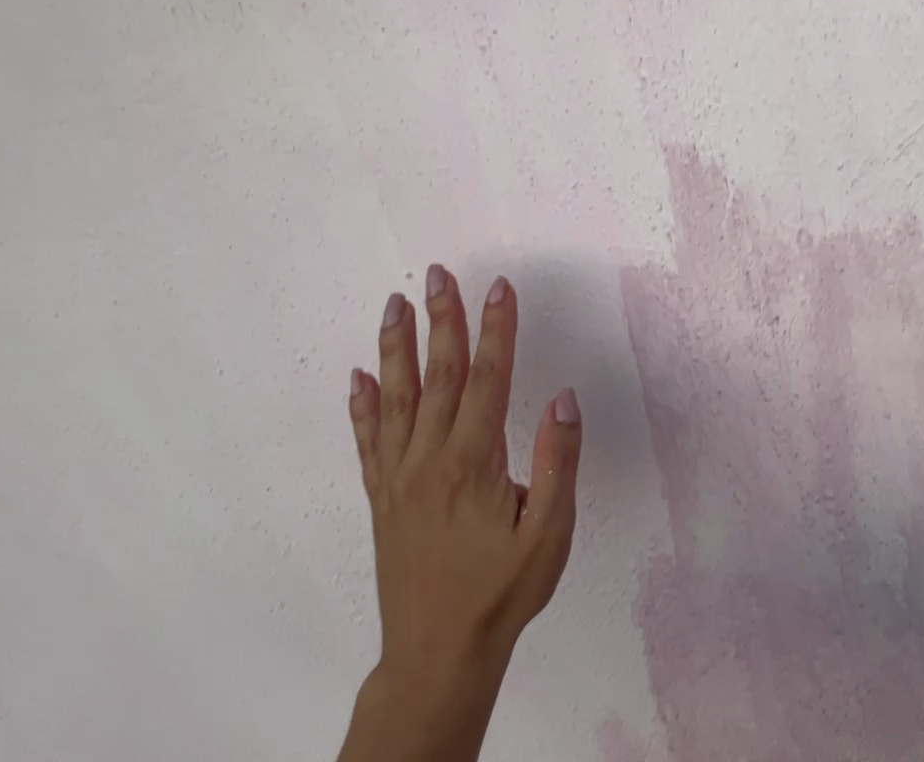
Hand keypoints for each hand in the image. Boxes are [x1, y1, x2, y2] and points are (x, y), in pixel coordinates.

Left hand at [347, 266, 582, 681]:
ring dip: (397, 347)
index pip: (487, 379)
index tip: (500, 288)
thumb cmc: (504, 589)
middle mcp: (429, 459)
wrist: (437, 650)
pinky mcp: (382, 497)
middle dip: (442, 320)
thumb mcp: (550, 530)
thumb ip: (558, 462)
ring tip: (395, 304)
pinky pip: (368, 439)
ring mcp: (399, 477)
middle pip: (437, 375)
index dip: (496, 330)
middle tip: (438, 274)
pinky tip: (360, 377)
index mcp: (473, 462)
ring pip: (397, 397)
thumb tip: (562, 398)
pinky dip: (363, 404)